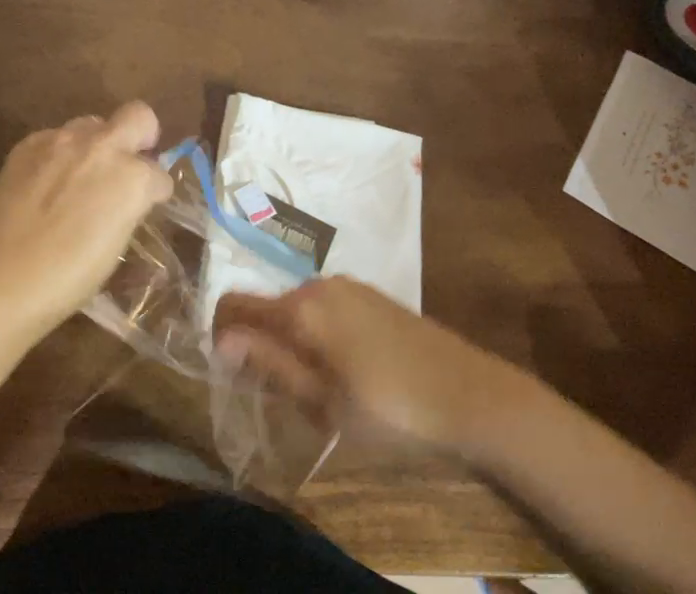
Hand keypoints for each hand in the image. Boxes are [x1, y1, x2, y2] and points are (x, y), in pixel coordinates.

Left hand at [0, 102, 173, 342]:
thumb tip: (125, 198)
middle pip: (138, 116)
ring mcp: (61, 141)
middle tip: (129, 165)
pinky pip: (56, 137)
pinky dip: (60, 154)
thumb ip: (126, 209)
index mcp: (132, 178)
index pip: (159, 174)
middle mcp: (101, 147)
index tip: (146, 205)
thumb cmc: (65, 278)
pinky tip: (48, 184)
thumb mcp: (113, 248)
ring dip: (97, 144)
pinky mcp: (27, 144)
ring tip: (81, 178)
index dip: (154, 191)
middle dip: (141, 137)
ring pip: (93, 123)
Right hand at [212, 278, 527, 453]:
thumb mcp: (324, 402)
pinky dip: (317, 336)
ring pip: (296, 311)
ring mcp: (349, 288)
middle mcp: (318, 285)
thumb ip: (271, 366)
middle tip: (281, 397)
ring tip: (316, 392)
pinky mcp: (373, 297)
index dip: (220, 337)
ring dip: (291, 344)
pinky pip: (325, 310)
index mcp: (300, 309)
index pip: (235, 306)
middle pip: (266, 308)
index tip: (233, 376)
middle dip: (260, 346)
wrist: (475, 397)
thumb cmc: (392, 409)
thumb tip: (222, 340)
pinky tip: (345, 373)